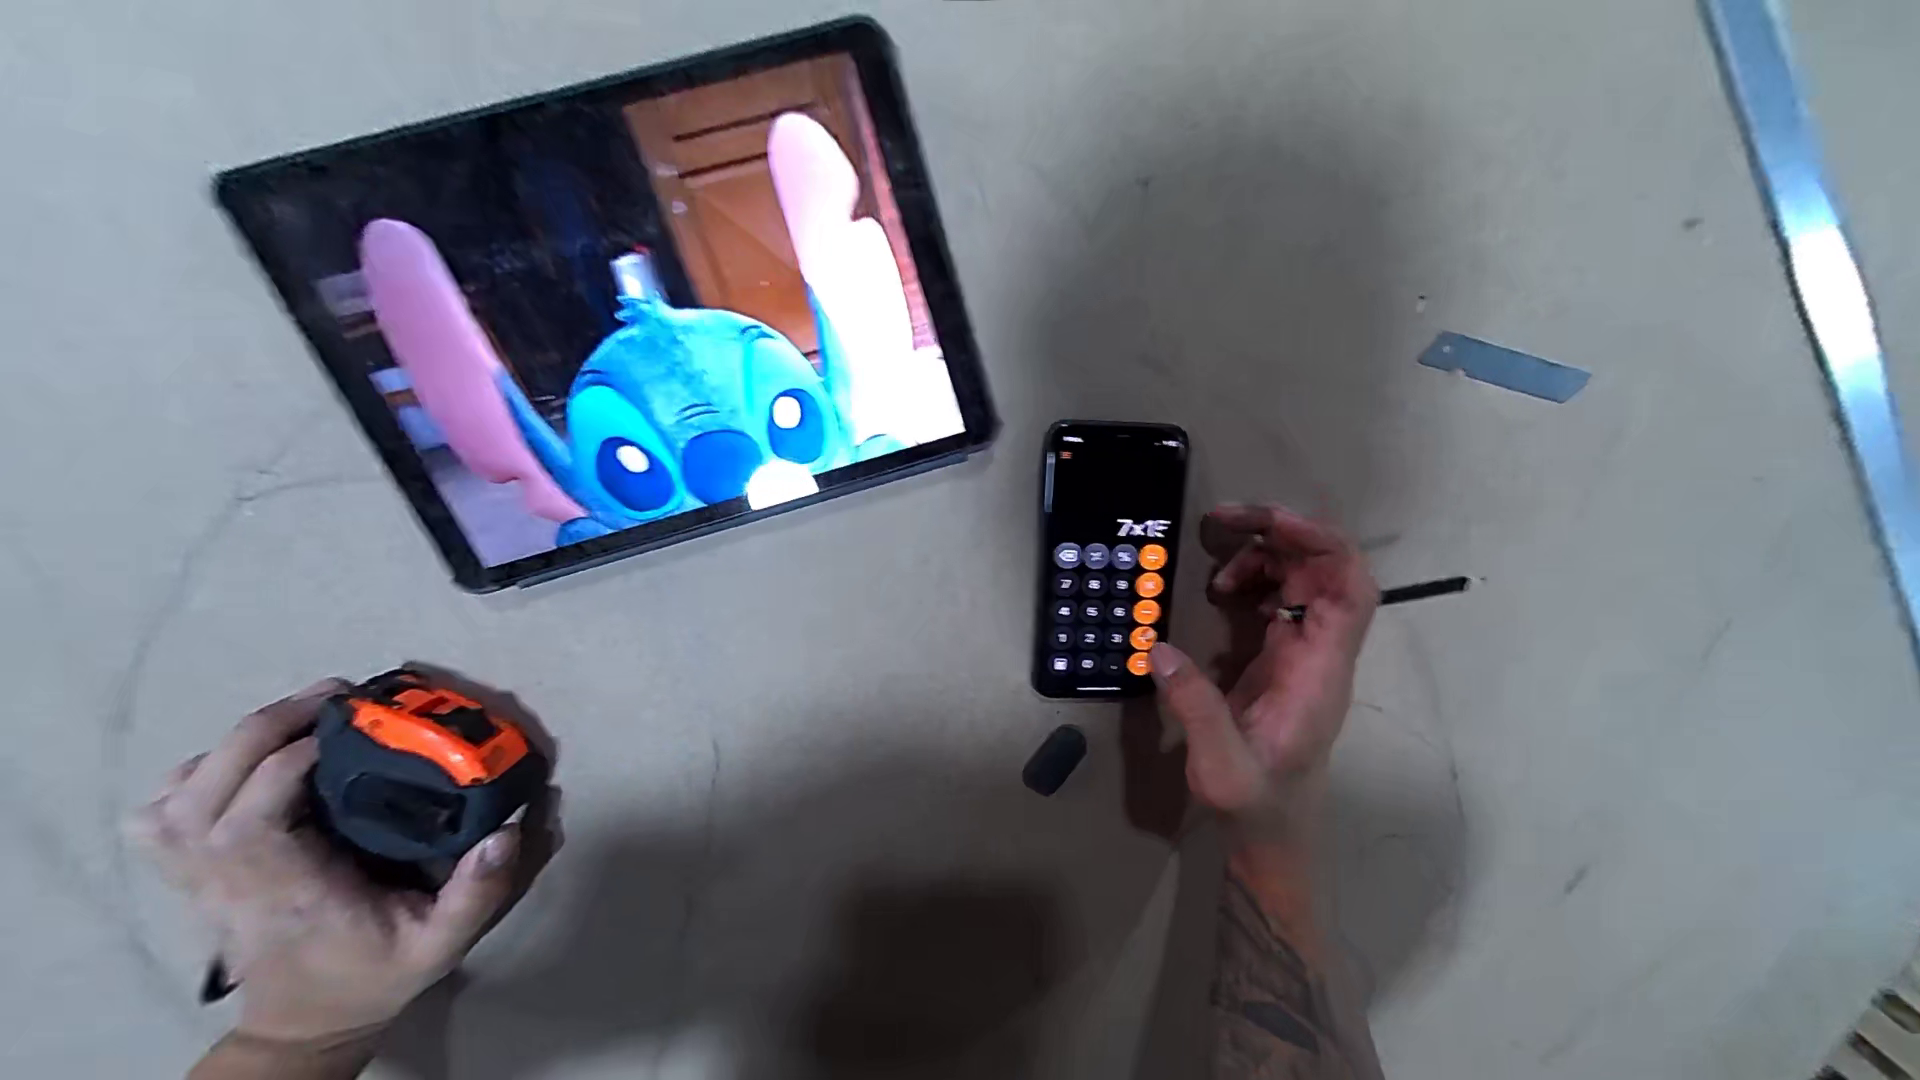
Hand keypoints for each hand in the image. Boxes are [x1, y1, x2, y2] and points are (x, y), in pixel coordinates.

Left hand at [128, 680, 531, 1042]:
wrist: (307, 1021)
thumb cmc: (375, 975)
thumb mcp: (442, 943)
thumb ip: (477, 893)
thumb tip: (504, 832)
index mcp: (286, 894)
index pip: (245, 826)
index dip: (285, 766)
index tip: (352, 728)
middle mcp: (228, 884)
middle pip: (198, 799)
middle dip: (260, 731)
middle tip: (336, 694)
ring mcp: (201, 878)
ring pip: (171, 801)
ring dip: (230, 745)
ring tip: (305, 714)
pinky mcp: (197, 871)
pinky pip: (164, 814)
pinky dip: (197, 773)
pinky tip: (252, 757)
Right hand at [1149, 504, 1377, 842]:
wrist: (1272, 831)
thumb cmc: (1256, 803)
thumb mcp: (1221, 767)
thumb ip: (1196, 708)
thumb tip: (1157, 648)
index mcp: (1321, 670)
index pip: (1349, 589)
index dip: (1319, 544)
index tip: (1267, 522)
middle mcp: (1323, 652)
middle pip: (1329, 570)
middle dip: (1282, 534)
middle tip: (1223, 523)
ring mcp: (1306, 652)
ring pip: (1307, 579)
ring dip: (1266, 557)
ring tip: (1217, 568)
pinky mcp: (1284, 657)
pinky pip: (1284, 599)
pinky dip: (1257, 580)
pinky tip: (1223, 590)